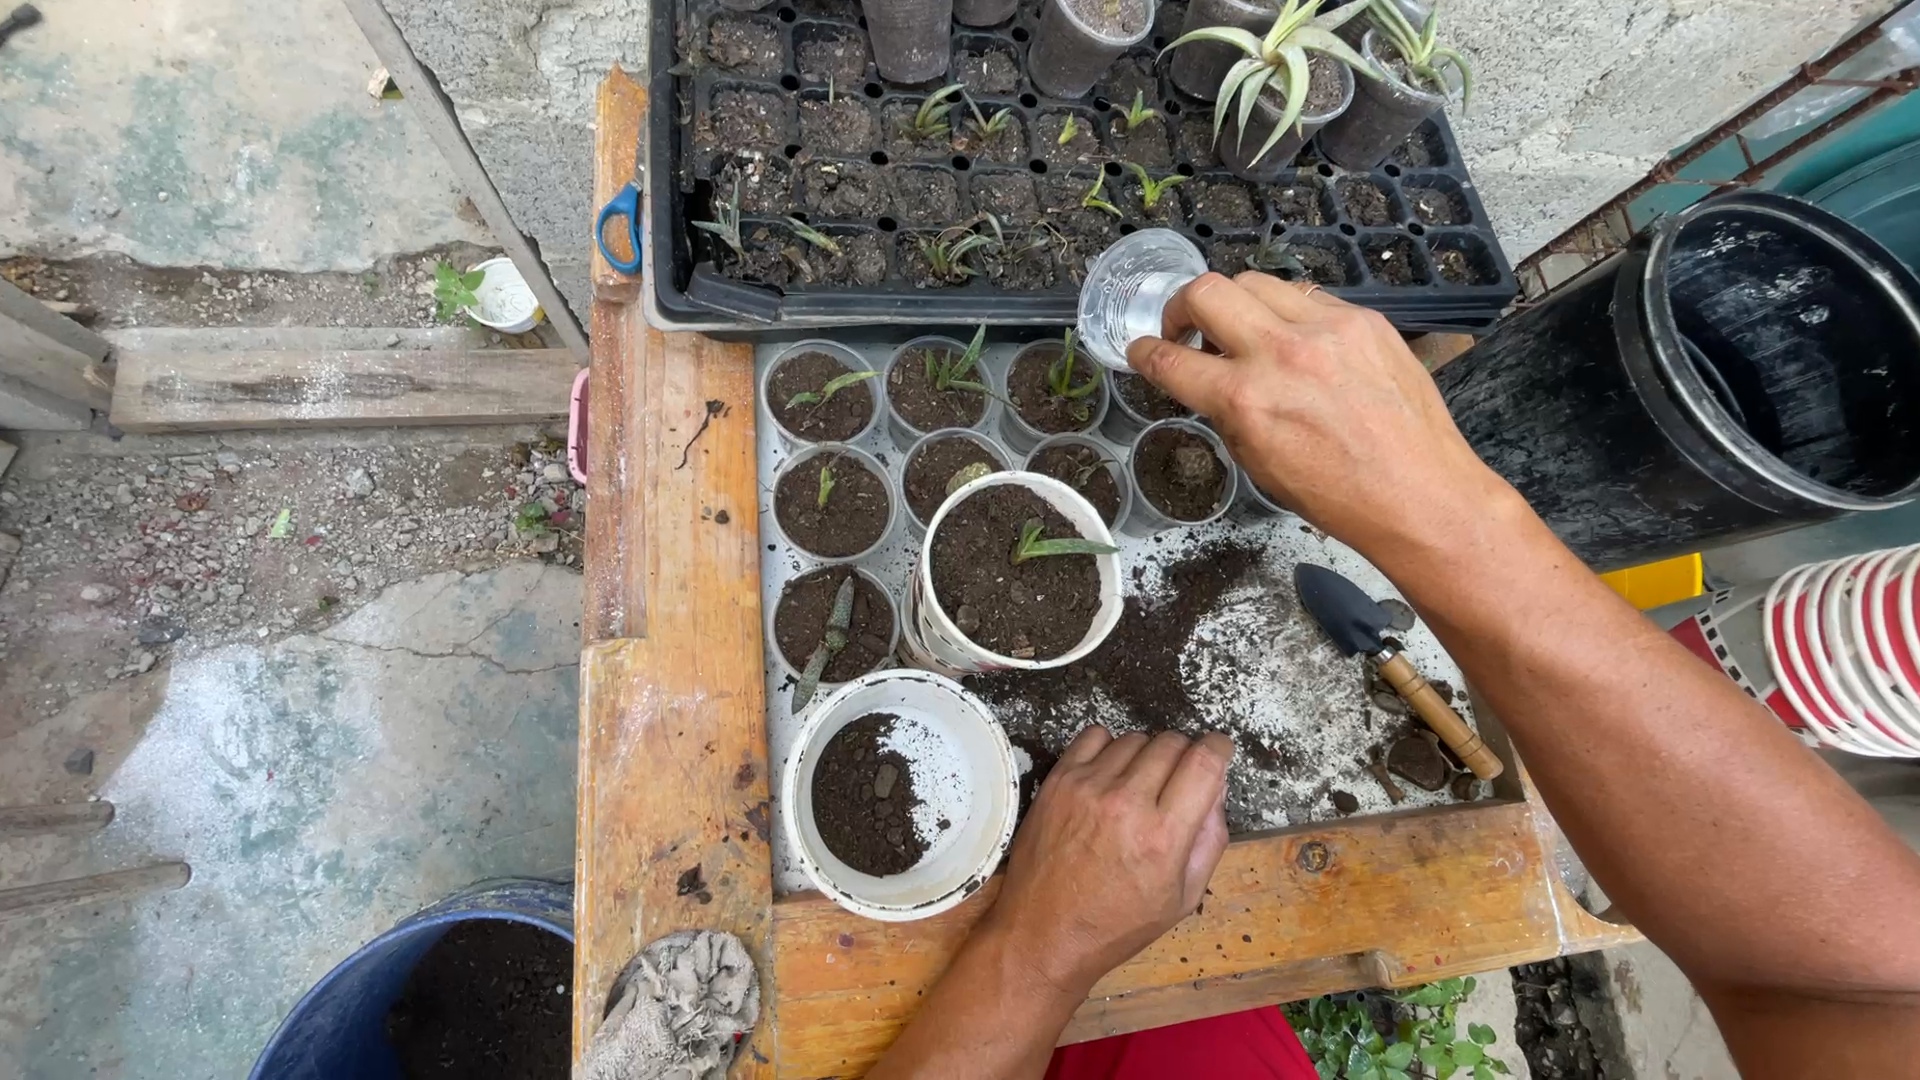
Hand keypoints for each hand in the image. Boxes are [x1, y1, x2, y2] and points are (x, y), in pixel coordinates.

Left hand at [982, 728, 1233, 995]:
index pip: (1204, 763)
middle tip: (1178, 780)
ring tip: (1140, 785)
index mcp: (1163, 836)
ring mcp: (1088, 785)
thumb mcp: (1183, 897)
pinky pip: (1095, 735)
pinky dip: (1109, 747)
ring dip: (1146, 755)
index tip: (1220, 749)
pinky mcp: (1059, 778)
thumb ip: (1210, 837)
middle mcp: (1126, 802)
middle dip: (1185, 754)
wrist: (1044, 930)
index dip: (1220, 748)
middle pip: (1171, 743)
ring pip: (1135, 738)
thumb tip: (1217, 784)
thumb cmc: (1117, 923)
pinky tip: (1109, 774)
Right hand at [1127, 271, 1513, 557]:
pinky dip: (1283, 314)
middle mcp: (1281, 353)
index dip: (1144, 352)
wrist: (1418, 492)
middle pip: (1207, 291)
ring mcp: (1326, 329)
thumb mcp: (1255, 461)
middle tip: (1186, 330)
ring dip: (1233, 304)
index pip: (1172, 360)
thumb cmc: (1332, 493)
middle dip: (1180, 308)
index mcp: (1245, 400)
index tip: (1141, 349)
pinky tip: (1291, 340)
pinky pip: (1305, 297)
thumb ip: (1225, 410)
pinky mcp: (1364, 320)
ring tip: (1240, 332)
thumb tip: (1210, 381)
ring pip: (1255, 282)